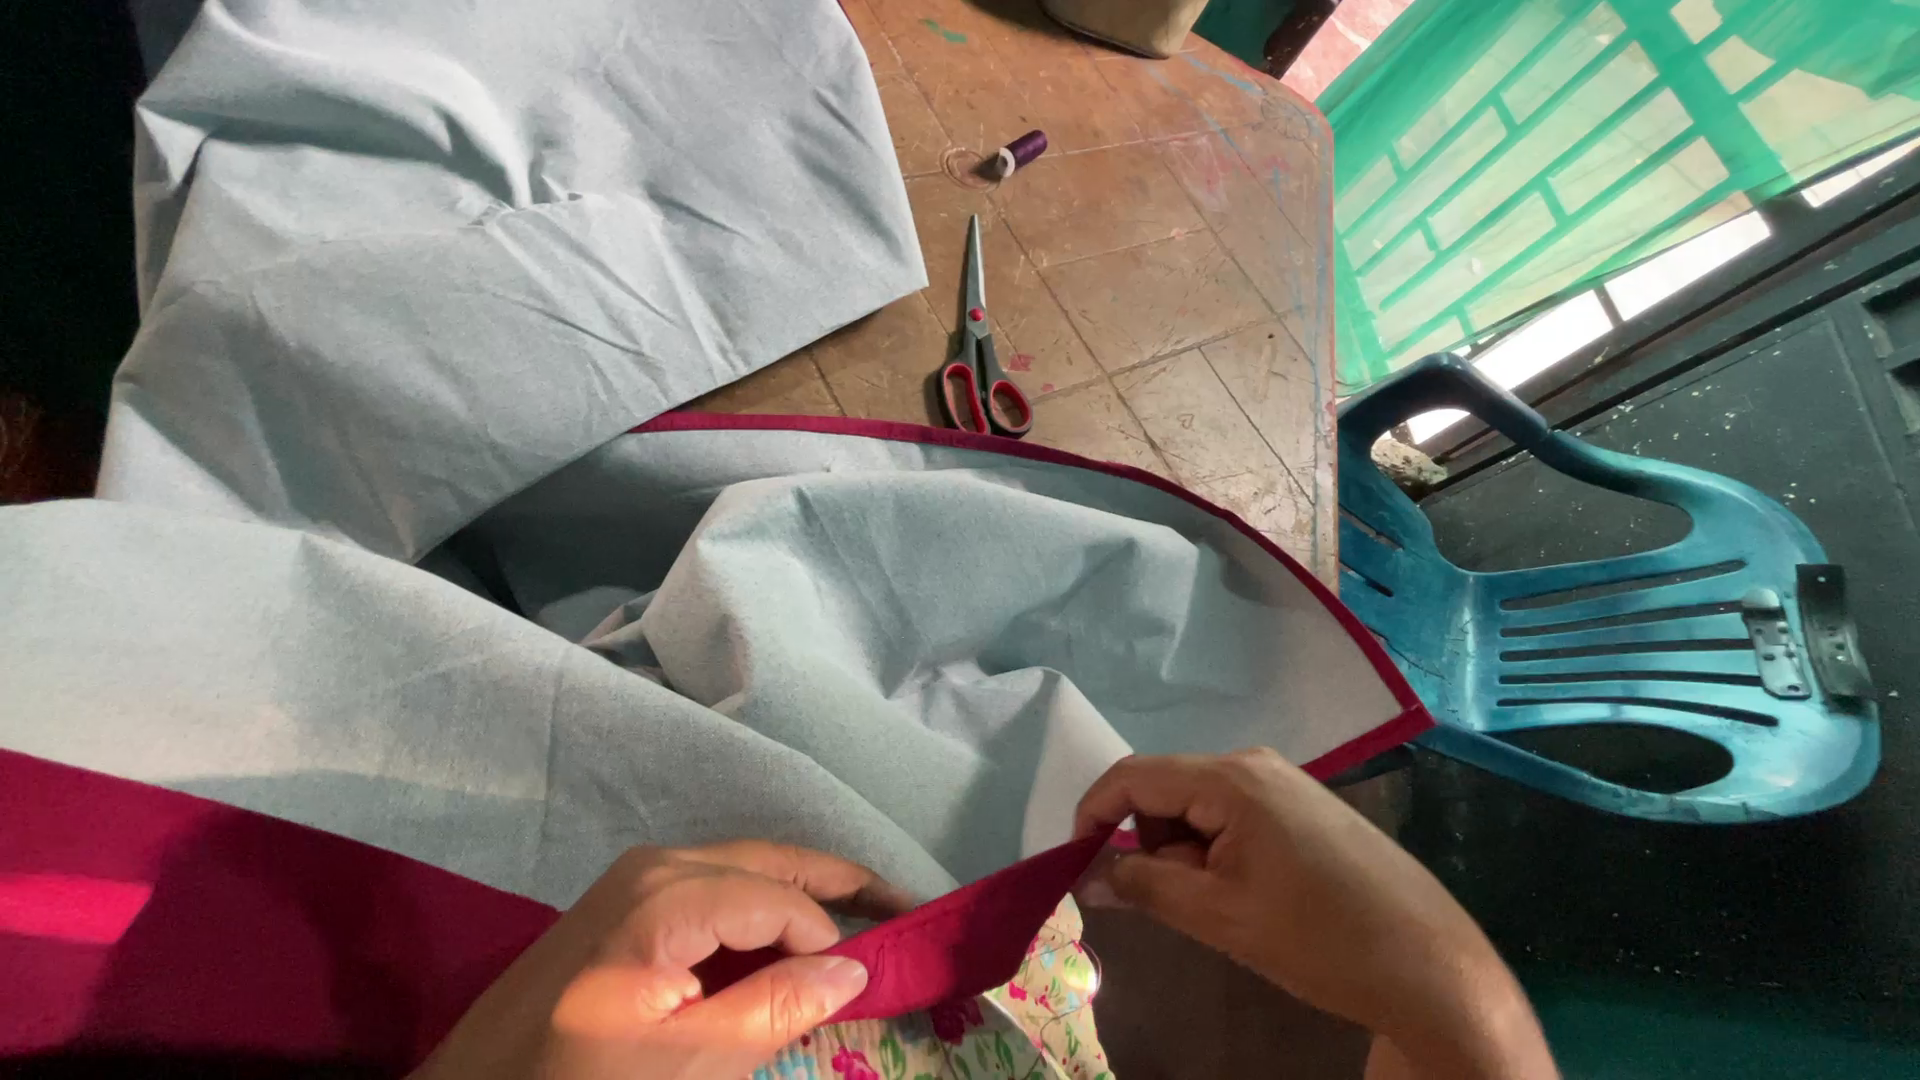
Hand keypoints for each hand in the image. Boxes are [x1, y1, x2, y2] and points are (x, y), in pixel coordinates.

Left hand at [411, 841, 913, 1079]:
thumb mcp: (688, 1068)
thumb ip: (778, 1006)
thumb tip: (856, 965)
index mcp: (671, 895)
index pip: (784, 900)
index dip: (834, 937)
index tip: (869, 978)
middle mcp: (658, 862)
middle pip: (774, 861)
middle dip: (840, 883)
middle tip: (903, 904)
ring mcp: (636, 875)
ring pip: (747, 868)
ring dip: (803, 893)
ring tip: (858, 915)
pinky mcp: (623, 898)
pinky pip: (713, 886)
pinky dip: (760, 907)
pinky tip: (783, 933)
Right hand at [1075, 750, 1554, 1079]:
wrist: (1435, 968)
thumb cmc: (1319, 939)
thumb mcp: (1219, 916)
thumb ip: (1142, 887)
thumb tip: (1084, 875)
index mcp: (1230, 777)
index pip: (1133, 776)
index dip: (1094, 815)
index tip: (1079, 864)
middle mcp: (1252, 763)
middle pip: (1165, 789)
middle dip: (1148, 843)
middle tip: (1171, 903)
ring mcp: (1282, 780)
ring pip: (1197, 804)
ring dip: (1184, 852)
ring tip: (1221, 907)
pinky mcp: (1302, 804)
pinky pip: (1231, 813)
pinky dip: (1215, 849)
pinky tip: (1248, 894)